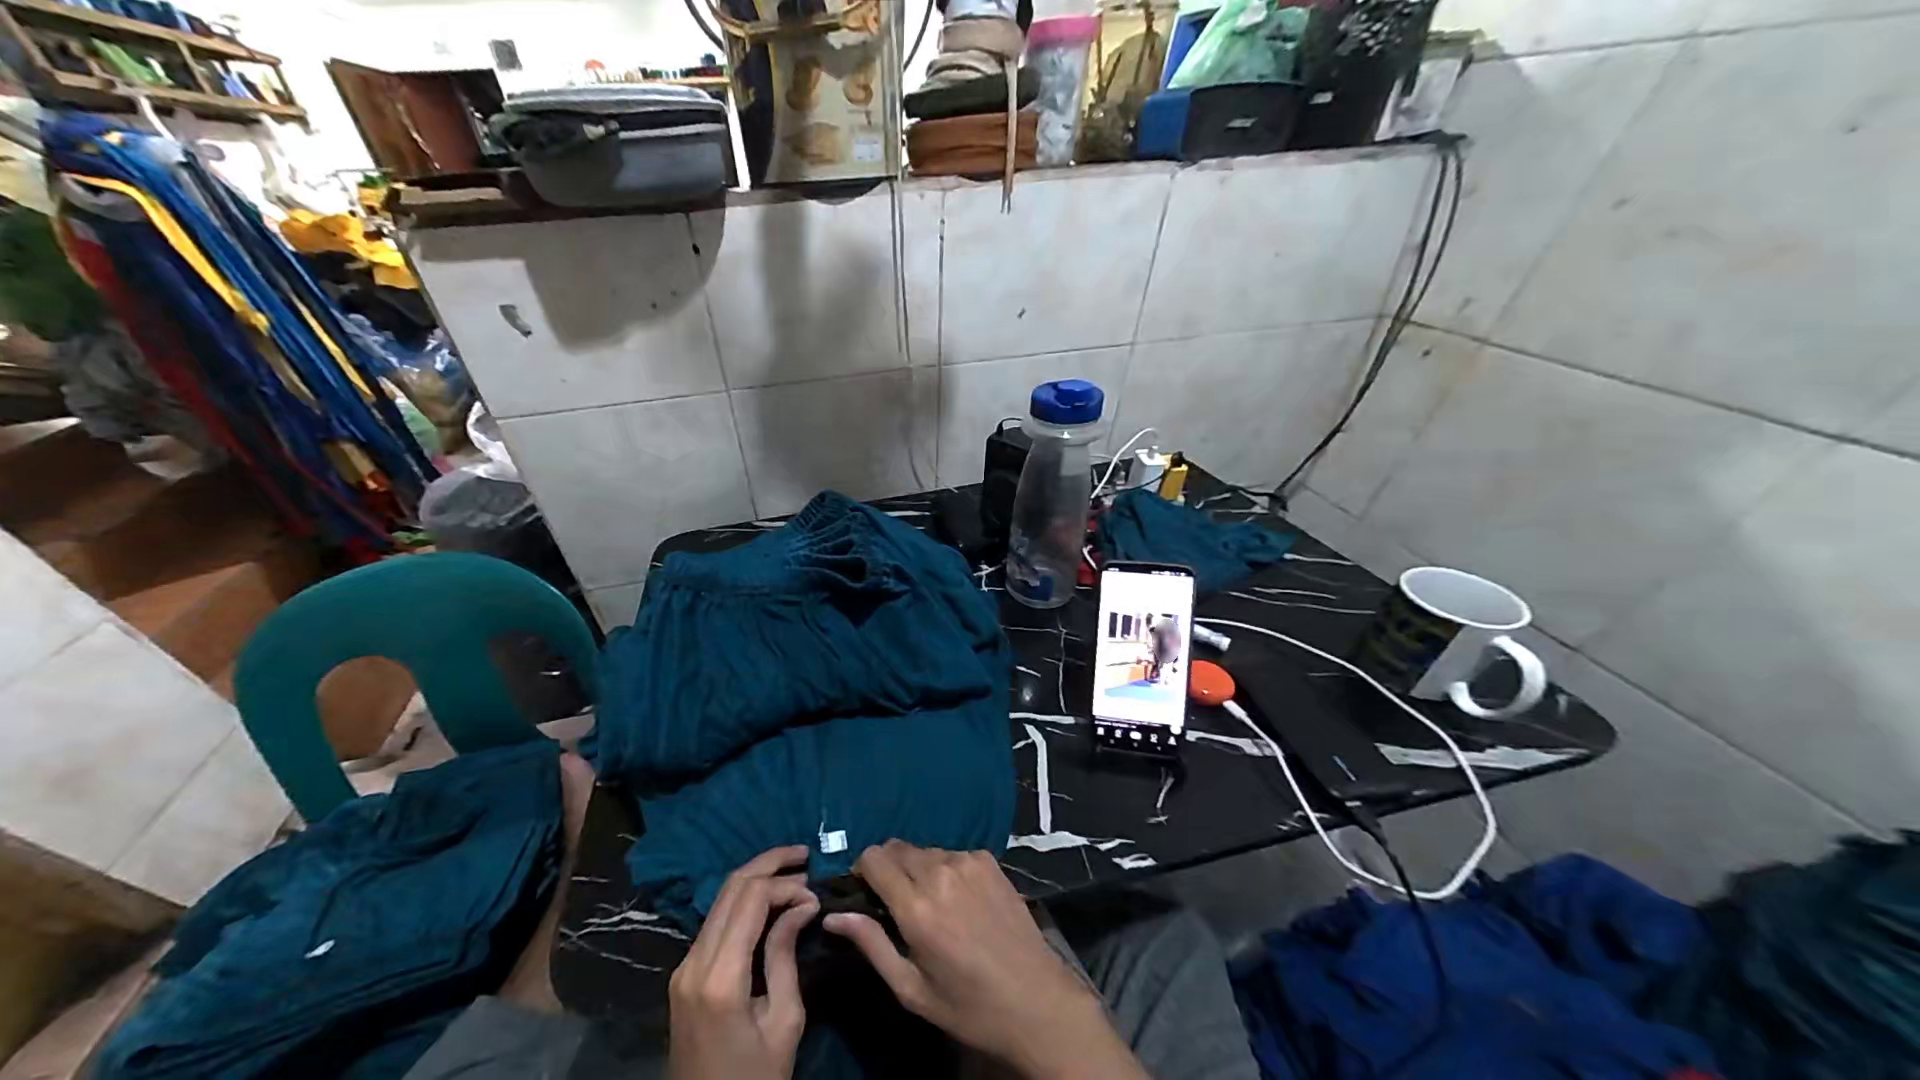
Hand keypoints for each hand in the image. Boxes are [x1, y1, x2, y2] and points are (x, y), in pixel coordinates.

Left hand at [668, 846, 820, 1079]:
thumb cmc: (756, 1079)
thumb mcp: (784, 1022)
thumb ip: (786, 956)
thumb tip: (802, 905)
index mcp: (720, 978)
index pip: (750, 899)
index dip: (785, 885)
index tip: (815, 895)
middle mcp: (693, 963)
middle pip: (730, 889)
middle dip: (769, 864)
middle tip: (805, 856)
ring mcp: (683, 968)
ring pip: (719, 900)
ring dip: (756, 879)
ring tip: (793, 873)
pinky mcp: (684, 975)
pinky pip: (715, 922)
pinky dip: (743, 901)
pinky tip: (769, 900)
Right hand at [823, 842, 1148, 1079]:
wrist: (1037, 999)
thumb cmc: (968, 1005)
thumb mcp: (911, 988)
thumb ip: (872, 944)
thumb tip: (834, 916)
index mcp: (917, 906)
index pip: (873, 858)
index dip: (862, 871)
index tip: (865, 892)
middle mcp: (941, 872)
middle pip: (896, 848)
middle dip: (887, 868)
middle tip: (895, 902)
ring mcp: (969, 862)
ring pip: (925, 850)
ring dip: (917, 868)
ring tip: (932, 904)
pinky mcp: (990, 861)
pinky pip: (953, 854)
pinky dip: (946, 869)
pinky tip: (959, 899)